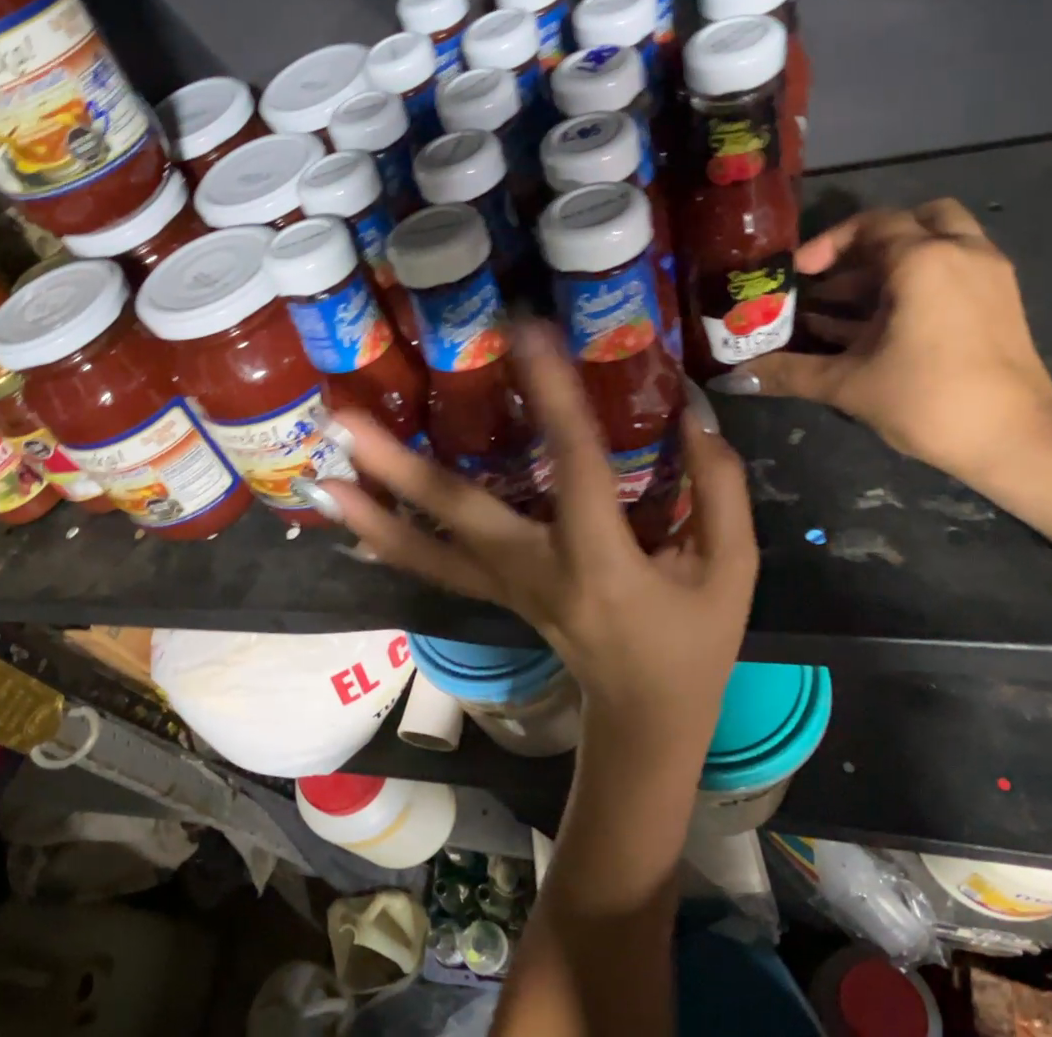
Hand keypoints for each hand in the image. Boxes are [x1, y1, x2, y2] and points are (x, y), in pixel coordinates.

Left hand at [298, 322, 758, 730]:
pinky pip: (435, 569)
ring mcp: (505, 590)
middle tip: (342, 421)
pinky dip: (389, 544)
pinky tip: (352, 516)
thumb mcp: (732, 572)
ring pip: (428, 552)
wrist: (647, 719)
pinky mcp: (494, 598)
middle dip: (399, 468)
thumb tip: (692, 416)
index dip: (552, 395)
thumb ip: (718, 492)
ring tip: (319, 476)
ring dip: (372, 513)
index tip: (524, 332)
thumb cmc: (693, 646)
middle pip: (459, 516)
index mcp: (601, 562)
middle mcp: (537, 572)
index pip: (573, 463)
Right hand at [707, 198, 1051, 478]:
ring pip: (939, 245)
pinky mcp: (1000, 303)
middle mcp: (962, 253)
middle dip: (870, 244)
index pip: (872, 225)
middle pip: (915, 221)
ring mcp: (988, 276)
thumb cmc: (928, 400)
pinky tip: (881, 327)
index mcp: (925, 260)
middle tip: (835, 276)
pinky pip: (953, 273)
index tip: (798, 275)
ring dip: (893, 265)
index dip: (828, 244)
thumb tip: (734, 377)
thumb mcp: (848, 385)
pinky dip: (918, 285)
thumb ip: (790, 373)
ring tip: (846, 306)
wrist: (1014, 438)